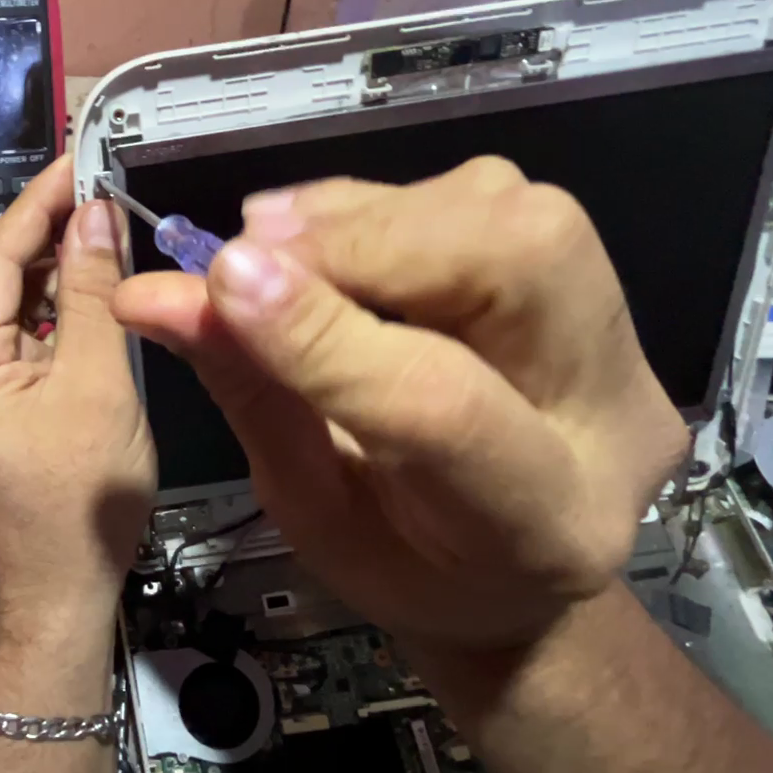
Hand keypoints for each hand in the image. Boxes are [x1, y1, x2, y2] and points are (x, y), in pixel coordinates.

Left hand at [0, 156, 157, 629]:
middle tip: (99, 189)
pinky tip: (83, 285)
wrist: (58, 592)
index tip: (84, 153)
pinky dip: (46, 304)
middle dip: (39, 224)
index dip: (41, 199)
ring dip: (46, 261)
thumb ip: (94, 296)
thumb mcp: (98, 389)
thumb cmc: (81, 501)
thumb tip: (96, 213)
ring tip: (99, 228)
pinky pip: (11, 331)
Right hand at [111, 158, 687, 651]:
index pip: (439, 404)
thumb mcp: (305, 507)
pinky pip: (486, 199)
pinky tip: (311, 236)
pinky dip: (375, 205)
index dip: (322, 334)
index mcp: (535, 522)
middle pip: (519, 260)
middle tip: (244, 254)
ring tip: (263, 246)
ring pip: (507, 210)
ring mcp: (616, 338)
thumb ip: (248, 393)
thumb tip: (157, 297)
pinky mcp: (590, 282)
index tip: (219, 279)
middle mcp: (609, 414)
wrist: (509, 574)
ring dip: (360, 215)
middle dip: (363, 238)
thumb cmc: (401, 566)